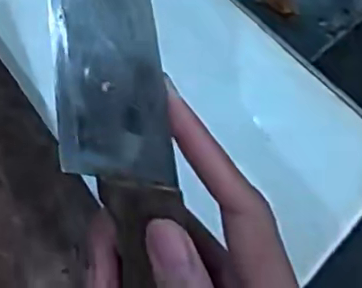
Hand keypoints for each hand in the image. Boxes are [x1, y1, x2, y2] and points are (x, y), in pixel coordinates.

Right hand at [87, 88, 298, 287]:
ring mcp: (197, 285)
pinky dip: (111, 275)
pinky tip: (100, 286)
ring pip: (143, 246)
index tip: (166, 92)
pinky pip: (133, 271)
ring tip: (98, 283)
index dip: (205, 146)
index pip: (241, 203)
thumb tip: (163, 225)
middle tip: (99, 237)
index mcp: (263, 283)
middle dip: (127, 220)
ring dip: (111, 256)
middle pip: (173, 223)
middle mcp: (231, 278)